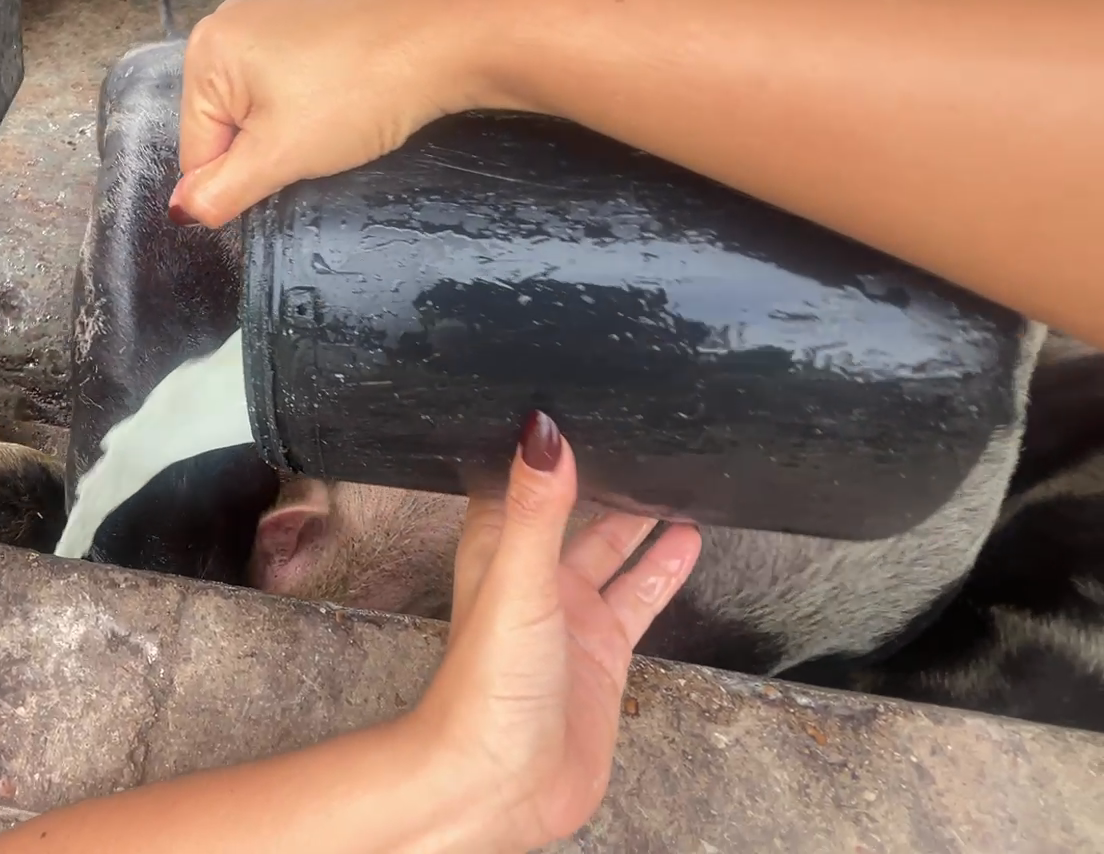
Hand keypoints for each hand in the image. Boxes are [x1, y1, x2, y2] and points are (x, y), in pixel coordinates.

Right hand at [171, 0, 482, 226]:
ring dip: (281, 138)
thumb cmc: (353, 97)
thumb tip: (180, 213)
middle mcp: (224, 28)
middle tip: (310, 146)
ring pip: (251, 115)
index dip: (236, 178)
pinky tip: (334, 109)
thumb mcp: (277, 156)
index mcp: (204, 52)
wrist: (448, 40)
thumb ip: (220, 192)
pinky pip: (277, 92)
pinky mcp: (302, 30)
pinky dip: (300, 114)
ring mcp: (265, 24)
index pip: (195, 151)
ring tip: (328, 127)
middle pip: (220, 129)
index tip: (285, 169)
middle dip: (259, 153)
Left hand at [404, 413, 701, 852]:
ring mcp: (566, 609)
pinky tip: (688, 539)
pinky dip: (660, 568)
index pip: (516, 480)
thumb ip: (535, 509)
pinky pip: (637, 595)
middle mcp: (529, 571)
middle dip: (595, 475)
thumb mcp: (518, 581)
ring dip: (634, 517)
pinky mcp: (601, 648)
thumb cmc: (491, 678)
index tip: (564, 402)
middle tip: (633, 433)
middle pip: (565, 509)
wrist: (503, 777)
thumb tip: (542, 429)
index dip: (537, 447)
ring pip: (606, 548)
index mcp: (495, 546)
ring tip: (673, 476)